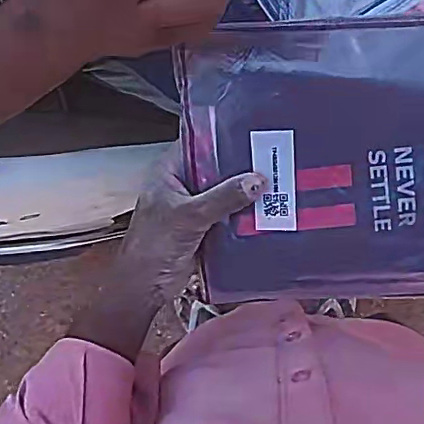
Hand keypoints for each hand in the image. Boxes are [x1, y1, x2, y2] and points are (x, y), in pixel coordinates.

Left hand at [67, 153, 263, 360]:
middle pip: (217, 167)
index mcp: (170, 170)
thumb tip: (256, 180)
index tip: (252, 134)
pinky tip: (268, 208)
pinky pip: (230, 212)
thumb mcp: (189, 216)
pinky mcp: (206, 225)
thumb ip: (222, 197)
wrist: (145, 288)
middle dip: (242, 166)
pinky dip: (245, 212)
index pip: (199, 142)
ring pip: (226, 190)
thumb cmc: (154, 246)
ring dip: (246, 191)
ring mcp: (195, 204)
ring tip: (278, 180)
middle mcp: (183, 183)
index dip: (224, 136)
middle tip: (273, 158)